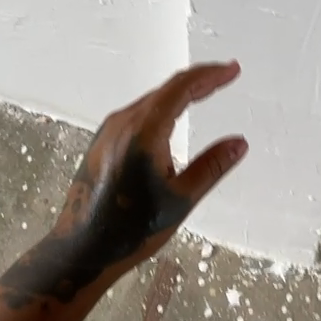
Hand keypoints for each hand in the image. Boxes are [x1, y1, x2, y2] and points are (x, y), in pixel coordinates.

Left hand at [0, 62, 248, 308]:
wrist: (80, 251)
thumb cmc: (132, 229)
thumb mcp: (180, 200)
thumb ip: (211, 167)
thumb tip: (240, 143)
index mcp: (145, 130)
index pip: (182, 87)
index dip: (210, 75)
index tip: (233, 70)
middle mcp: (124, 121)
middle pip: (167, 88)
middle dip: (200, 80)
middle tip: (226, 76)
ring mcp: (110, 129)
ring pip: (153, 99)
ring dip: (181, 92)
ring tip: (206, 92)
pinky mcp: (103, 140)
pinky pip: (140, 111)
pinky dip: (164, 105)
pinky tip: (173, 117)